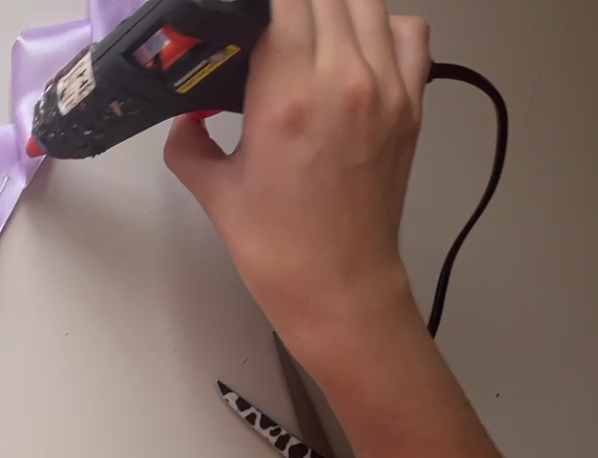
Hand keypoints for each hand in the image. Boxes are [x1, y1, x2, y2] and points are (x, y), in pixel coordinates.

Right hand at [165, 0, 431, 353]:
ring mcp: (388, 86)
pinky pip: (407, 30)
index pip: (279, 2)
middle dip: (286, 5)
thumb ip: (190, 146)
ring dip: (329, 7)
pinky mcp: (412, 102)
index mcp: (288, 98)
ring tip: (301, 37)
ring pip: (365, 0)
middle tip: (260, 33)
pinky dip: (379, 25)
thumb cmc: (277, 250)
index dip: (252, 5)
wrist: (338, 288)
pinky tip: (351, 52)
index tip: (235, 20)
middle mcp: (345, 78)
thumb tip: (185, 118)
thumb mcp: (216, 196)